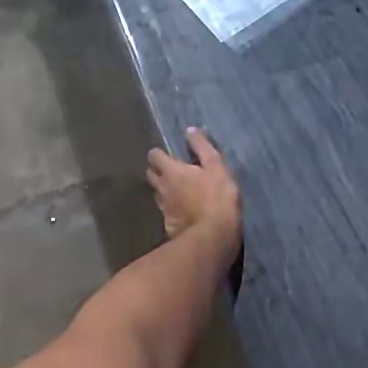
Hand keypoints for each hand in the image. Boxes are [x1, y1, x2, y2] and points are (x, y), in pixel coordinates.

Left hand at [147, 128, 240, 243]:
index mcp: (171, 171)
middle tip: (172, 172)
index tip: (169, 155)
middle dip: (157, 171)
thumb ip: (202, 146)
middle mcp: (162, 189)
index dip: (159, 154)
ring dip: (164, 191)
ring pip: (157, 195)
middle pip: (150, 175)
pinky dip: (172, 210)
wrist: (213, 238)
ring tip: (178, 192)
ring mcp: (163, 210)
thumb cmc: (217, 197)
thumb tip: (190, 130)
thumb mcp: (216, 166)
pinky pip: (166, 214)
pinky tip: (183, 214)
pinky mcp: (168, 227)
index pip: (153, 156)